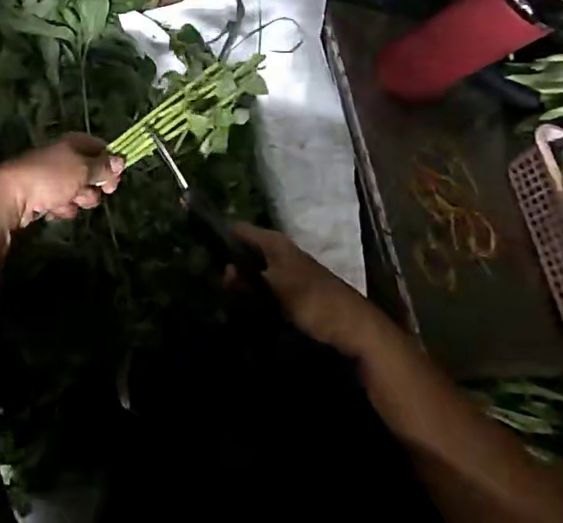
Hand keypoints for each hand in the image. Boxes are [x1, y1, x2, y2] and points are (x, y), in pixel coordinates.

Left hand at [0, 134, 124, 234]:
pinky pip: (62, 203)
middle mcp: (62, 157)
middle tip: (85, 192)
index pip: (98, 147)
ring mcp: (51, 177)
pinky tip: (51, 209)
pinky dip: (60, 208)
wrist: (11, 195)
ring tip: (65, 201)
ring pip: (77, 191)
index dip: (110, 163)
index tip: (115, 179)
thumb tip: (120, 160)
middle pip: (90, 173)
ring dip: (76, 200)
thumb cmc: (50, 177)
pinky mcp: (42, 196)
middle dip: (92, 187)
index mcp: (71, 144)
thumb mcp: (83, 169)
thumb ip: (103, 166)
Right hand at [229, 223, 393, 357]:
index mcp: (275, 242)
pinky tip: (247, 308)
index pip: (238, 230)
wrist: (360, 333)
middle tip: (214, 283)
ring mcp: (290, 271)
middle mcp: (281, 251)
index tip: (201, 250)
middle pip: (246, 250)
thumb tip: (224, 271)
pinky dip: (256, 295)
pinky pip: (266, 287)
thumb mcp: (274, 290)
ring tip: (226, 298)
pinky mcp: (296, 292)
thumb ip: (246, 280)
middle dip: (230, 264)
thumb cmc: (315, 303)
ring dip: (243, 283)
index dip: (220, 236)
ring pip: (255, 270)